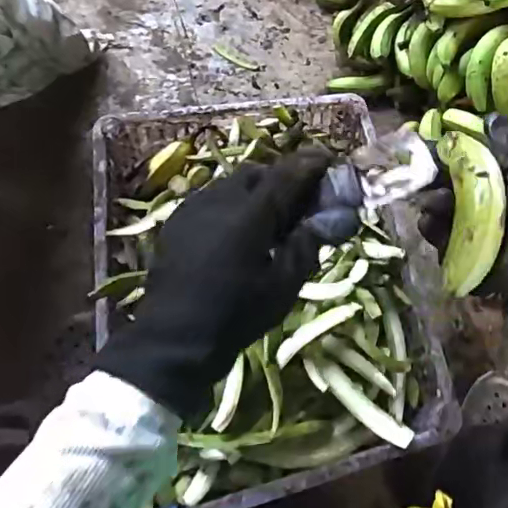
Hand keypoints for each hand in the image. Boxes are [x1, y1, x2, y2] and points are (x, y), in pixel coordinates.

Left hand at [95, 147, 353, 413]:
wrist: (172, 342)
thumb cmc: (237, 314)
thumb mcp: (285, 284)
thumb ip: (309, 242)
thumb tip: (335, 215)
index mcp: (251, 213)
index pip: (289, 173)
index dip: (313, 165)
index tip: (332, 164)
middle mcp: (220, 199)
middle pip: (260, 172)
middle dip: (285, 178)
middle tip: (303, 200)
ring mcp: (193, 207)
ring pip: (234, 183)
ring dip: (258, 191)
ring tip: (272, 217)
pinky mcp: (177, 221)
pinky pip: (213, 199)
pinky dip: (235, 204)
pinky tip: (240, 231)